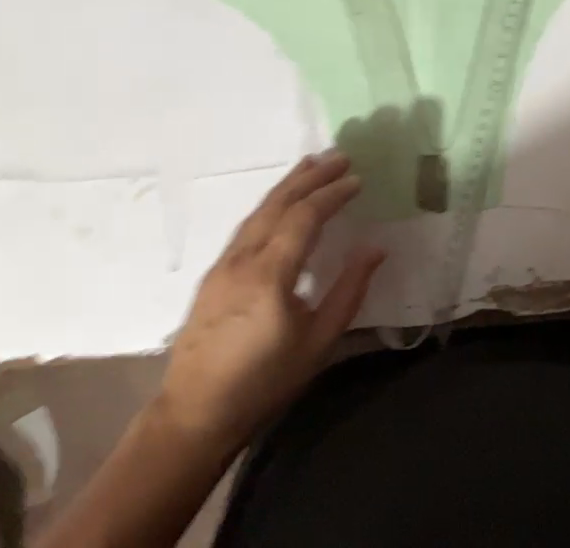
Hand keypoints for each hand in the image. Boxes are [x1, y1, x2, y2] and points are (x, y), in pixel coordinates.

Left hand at [156, 151, 385, 444]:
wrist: (194, 414)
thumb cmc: (264, 383)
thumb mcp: (318, 343)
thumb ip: (348, 291)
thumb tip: (375, 248)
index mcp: (270, 274)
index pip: (304, 217)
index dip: (332, 194)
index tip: (357, 180)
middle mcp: (243, 259)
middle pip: (278, 204)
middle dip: (310, 177)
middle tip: (338, 156)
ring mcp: (223, 266)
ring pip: (258, 212)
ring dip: (286, 186)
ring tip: (310, 167)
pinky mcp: (213, 276)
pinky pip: (246, 228)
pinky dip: (269, 206)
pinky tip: (279, 207)